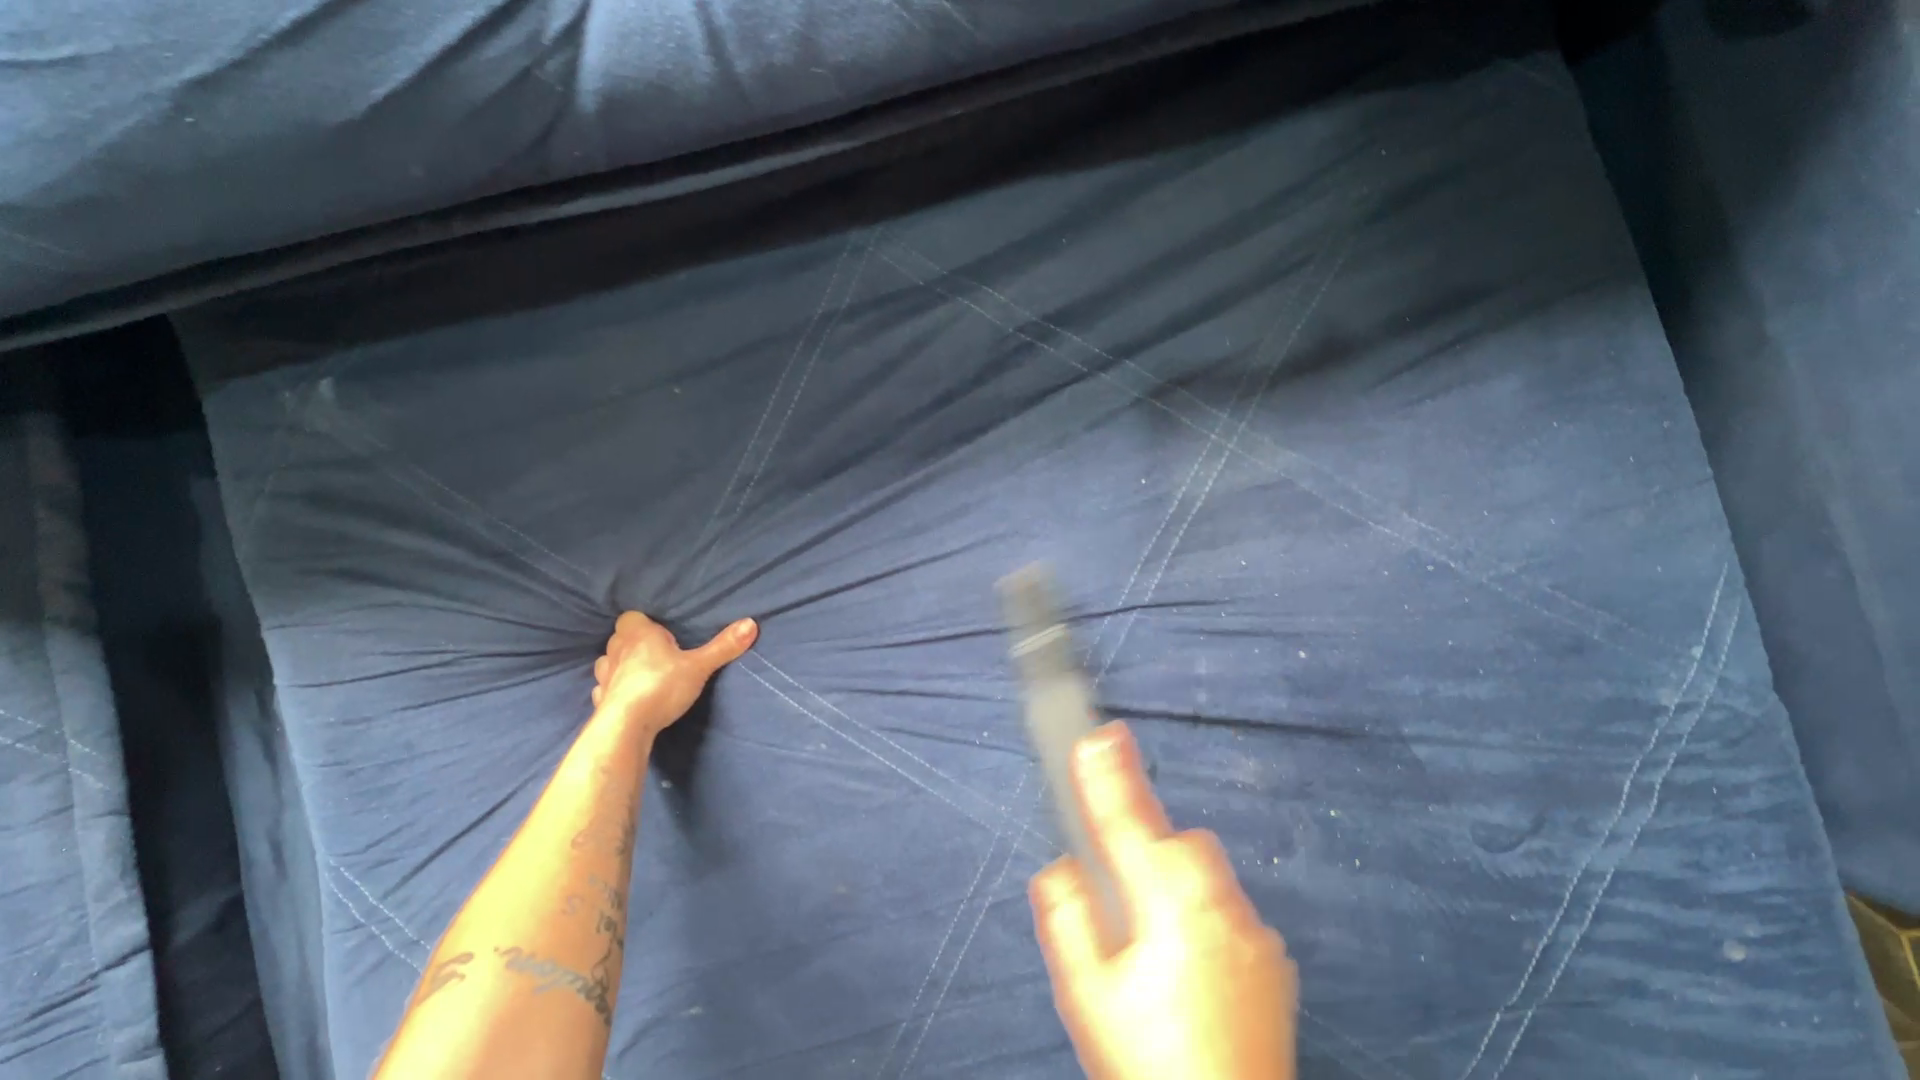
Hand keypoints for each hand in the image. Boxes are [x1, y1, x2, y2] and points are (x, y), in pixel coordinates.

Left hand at [591, 612, 756, 739]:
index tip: (664, 636)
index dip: (646, 624)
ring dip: (622, 666)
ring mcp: (605, 676)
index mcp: (638, 634)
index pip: (632, 617)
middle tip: (659, 655)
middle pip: (621, 638)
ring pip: (609, 662)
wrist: (626, 726)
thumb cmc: (661, 687)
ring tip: (642, 676)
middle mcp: (617, 650)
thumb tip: (751, 623)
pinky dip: (615, 691)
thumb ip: (723, 647)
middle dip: (635, 644)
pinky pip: (605, 689)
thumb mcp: (699, 666)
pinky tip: (628, 699)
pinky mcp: (600, 700)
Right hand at [1030, 723, 1295, 1079]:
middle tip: (1122, 898)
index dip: (1107, 774)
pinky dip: (1204, 920)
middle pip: (1178, 843)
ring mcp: (1252, 931)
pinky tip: (1189, 972)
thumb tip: (1063, 866)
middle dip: (1148, 852)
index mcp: (1166, 902)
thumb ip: (1067, 915)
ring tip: (1153, 949)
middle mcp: (1217, 903)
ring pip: (1204, 876)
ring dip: (1175, 888)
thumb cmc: (1148, 1061)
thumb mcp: (1084, 993)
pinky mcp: (1273, 959)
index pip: (1127, 819)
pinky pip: (1228, 912)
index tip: (1095, 735)